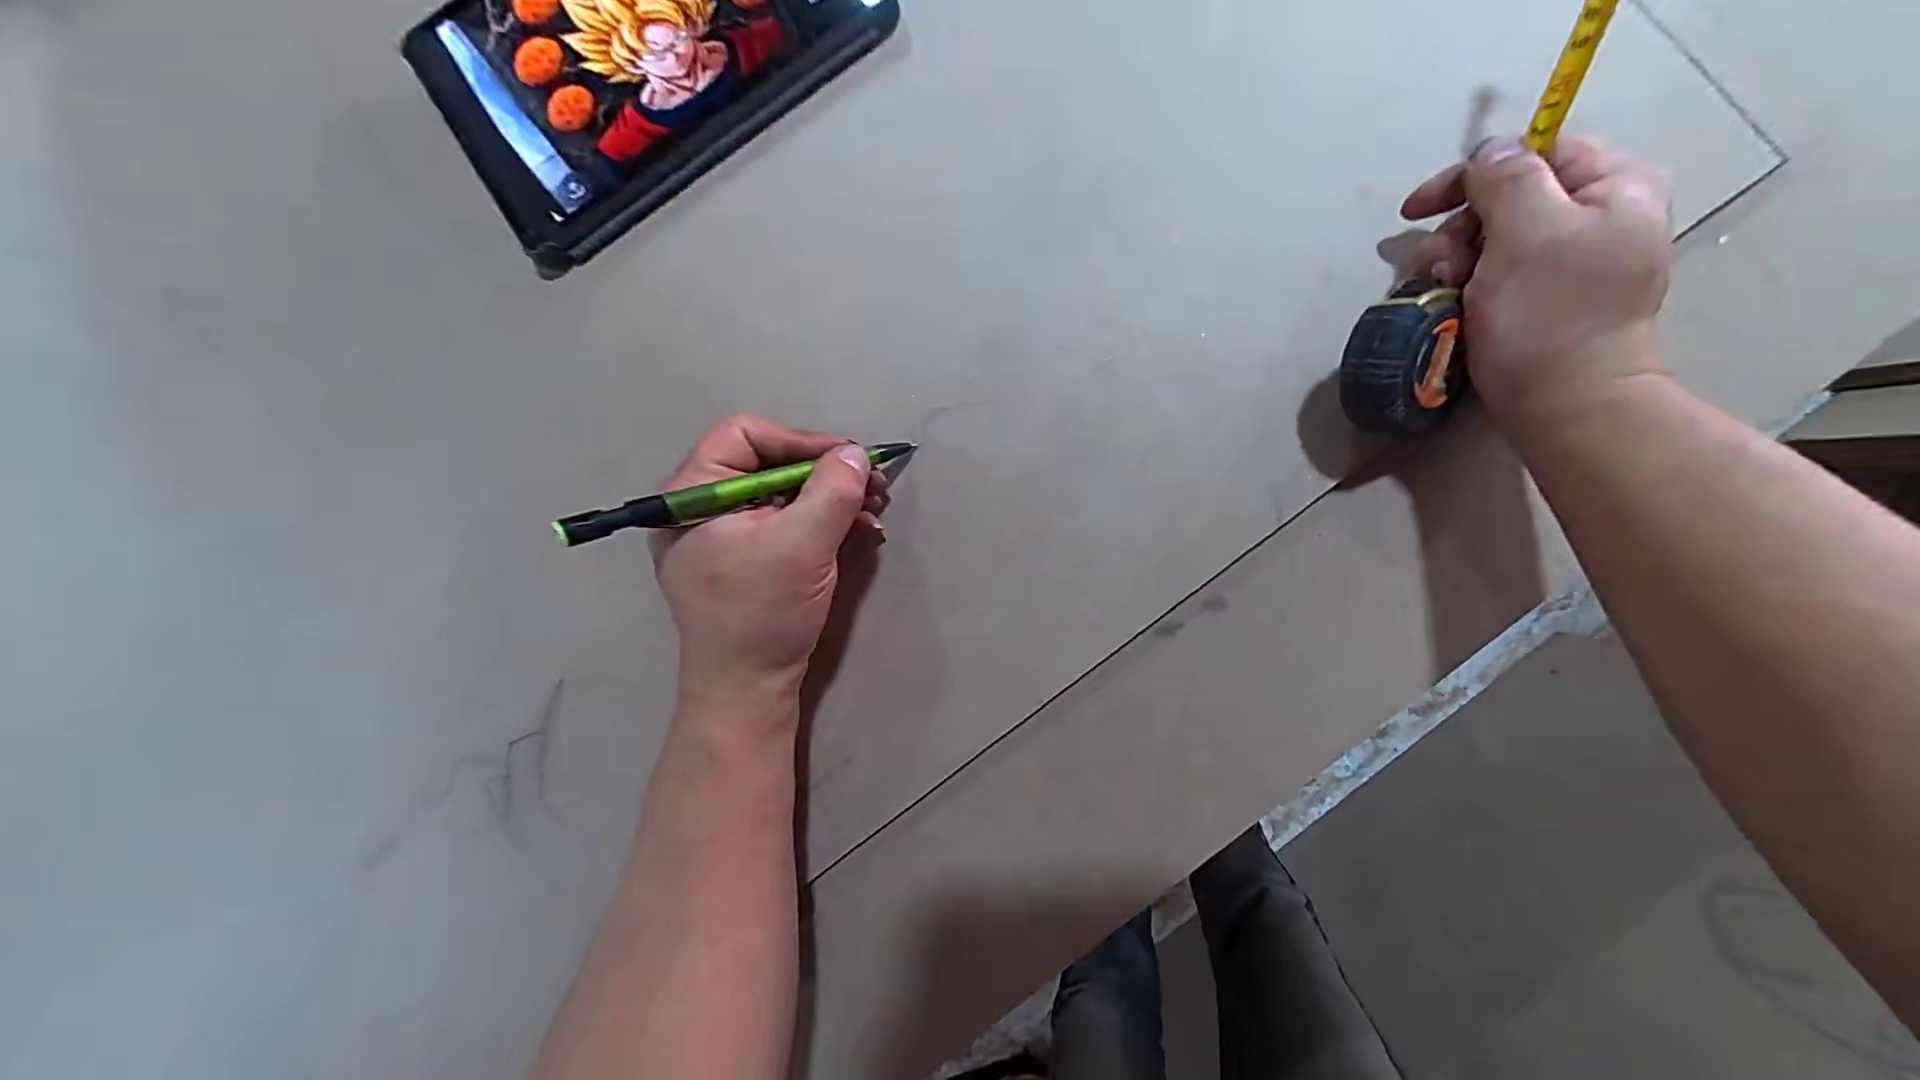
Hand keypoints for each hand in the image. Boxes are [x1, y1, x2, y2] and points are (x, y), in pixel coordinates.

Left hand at [650, 416, 889, 711]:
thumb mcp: (803, 545)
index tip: (847, 460)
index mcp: (694, 495)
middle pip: (770, 464)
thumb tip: (856, 454)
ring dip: (833, 496)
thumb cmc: (763, 614)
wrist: (748, 690)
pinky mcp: (749, 560)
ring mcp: (726, 536)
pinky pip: (787, 524)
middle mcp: (703, 508)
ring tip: (875, 508)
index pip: (745, 436)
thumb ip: (833, 490)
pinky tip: (861, 529)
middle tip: (873, 485)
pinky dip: (824, 522)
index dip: (800, 441)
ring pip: (784, 494)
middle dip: (827, 472)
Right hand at [1401, 134, 1673, 427]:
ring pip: (1493, 240)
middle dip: (1460, 229)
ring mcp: (1569, 262)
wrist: (1564, 402)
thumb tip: (1488, 153)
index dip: (1471, 174)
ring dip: (1455, 261)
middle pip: (1508, 199)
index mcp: (1613, 188)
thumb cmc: (1546, 316)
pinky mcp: (1543, 299)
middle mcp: (1597, 218)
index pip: (1535, 152)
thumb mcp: (1528, 234)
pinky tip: (1453, 305)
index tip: (1416, 209)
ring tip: (1444, 292)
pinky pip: (1495, 274)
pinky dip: (1465, 285)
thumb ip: (1508, 180)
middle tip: (1440, 266)